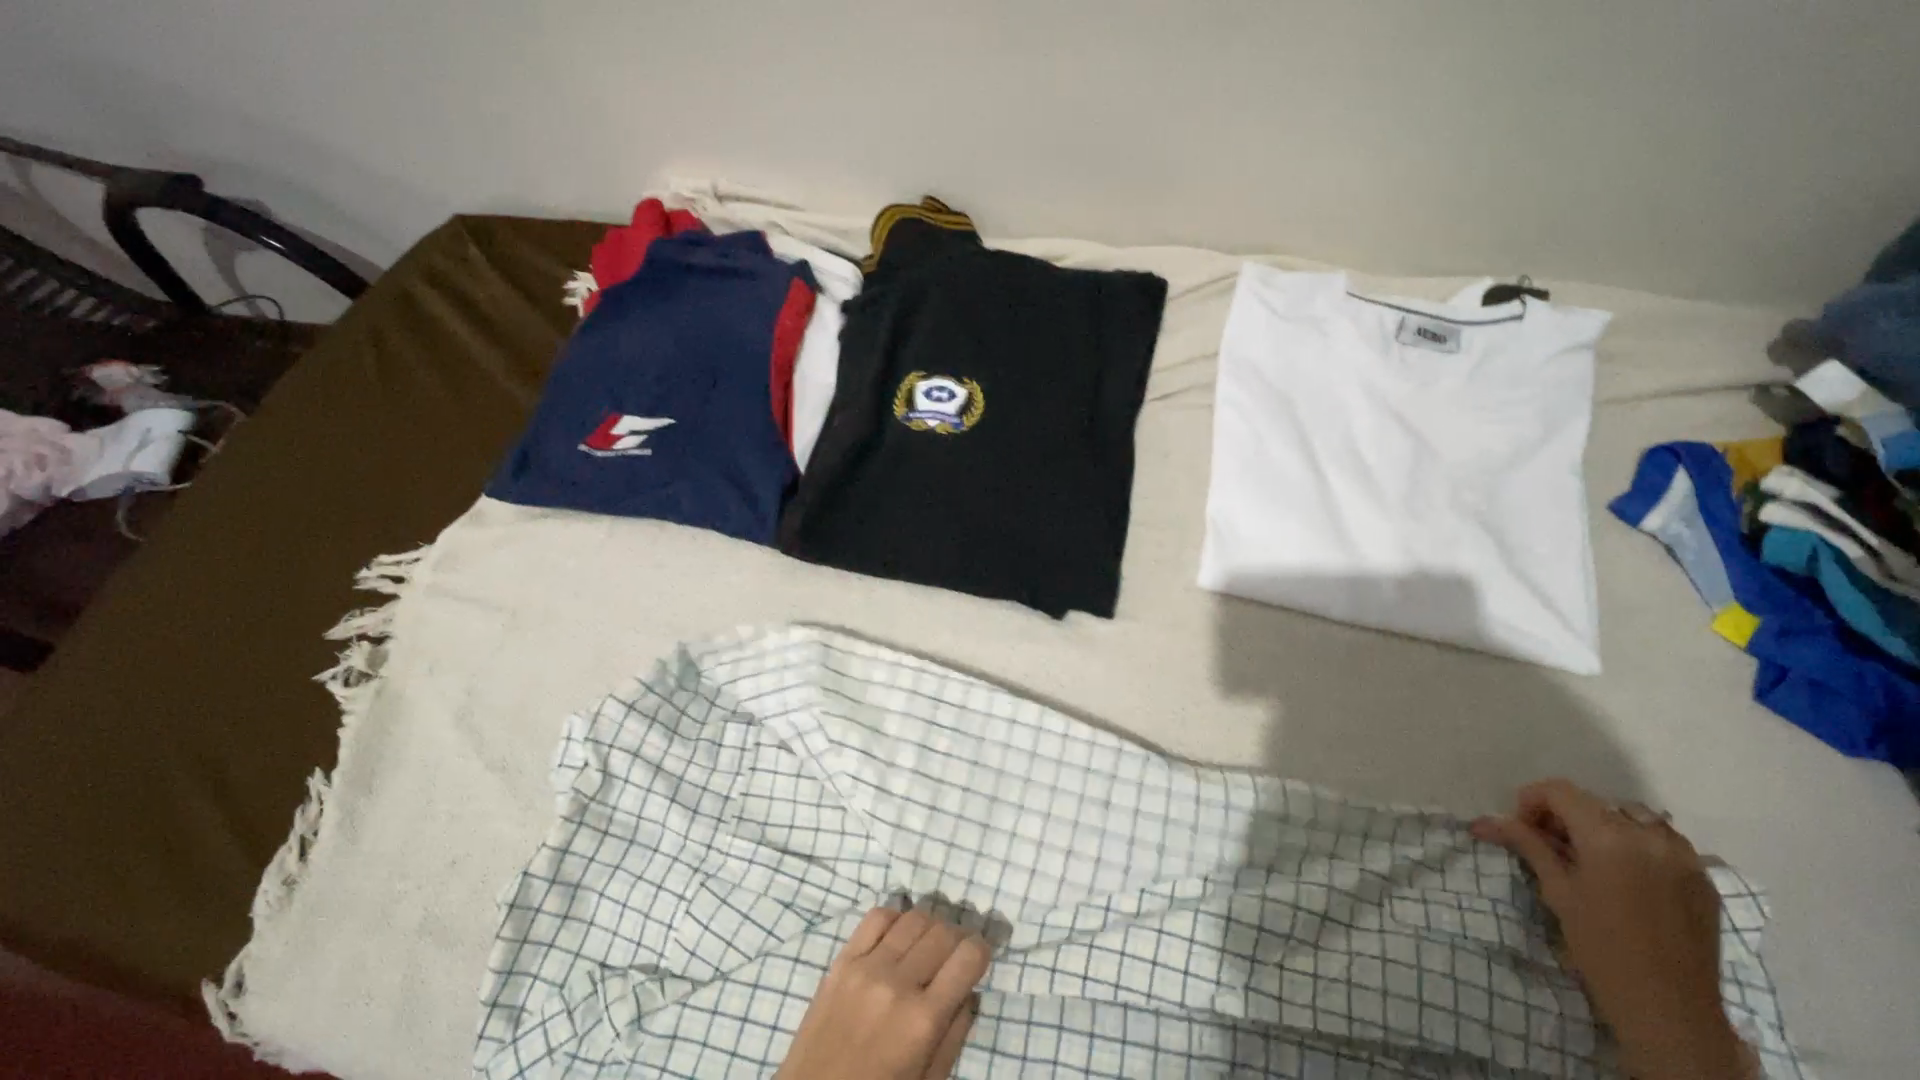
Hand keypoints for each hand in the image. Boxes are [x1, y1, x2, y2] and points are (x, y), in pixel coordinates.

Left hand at [777, 903, 992, 1079]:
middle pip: (944, 931)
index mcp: (924, 1019)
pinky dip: (896, 919)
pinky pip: (877, 917)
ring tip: (926, 947)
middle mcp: (898, 983)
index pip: (970, 955)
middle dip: (958, 939)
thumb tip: (969, 989)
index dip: (981, 952)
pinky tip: (898, 938)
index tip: (977, 961)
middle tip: (954, 956)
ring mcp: (867, 967)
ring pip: (914, 918)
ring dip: (930, 927)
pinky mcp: (842, 961)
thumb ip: (956, 1032)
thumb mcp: (930, 1078)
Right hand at [1472, 779, 1752, 1079]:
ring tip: (1592, 862)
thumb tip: (1489, 822)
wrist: (1669, 1007)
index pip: (1560, 791)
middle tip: (1551, 849)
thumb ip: (1529, 846)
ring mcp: (1684, 854)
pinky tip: (1628, 878)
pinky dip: (1639, 846)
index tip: (1522, 829)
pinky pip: (1665, 842)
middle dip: (1566, 817)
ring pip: (1633, 818)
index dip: (1532, 800)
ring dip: (1605, 828)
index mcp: (1609, 836)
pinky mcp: (1704, 877)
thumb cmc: (1601, 948)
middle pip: (1595, 804)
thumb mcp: (1558, 892)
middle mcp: (1650, 835)